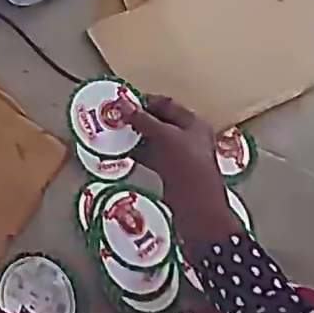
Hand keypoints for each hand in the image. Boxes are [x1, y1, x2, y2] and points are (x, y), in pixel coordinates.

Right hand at [127, 95, 239, 243]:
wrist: (198, 211)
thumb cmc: (186, 167)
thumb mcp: (163, 137)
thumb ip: (142, 119)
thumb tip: (121, 103)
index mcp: (193, 123)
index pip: (166, 104)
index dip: (145, 101)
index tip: (123, 102)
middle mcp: (189, 137)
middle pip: (160, 122)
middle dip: (138, 120)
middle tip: (116, 118)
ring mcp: (180, 157)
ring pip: (154, 141)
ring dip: (136, 137)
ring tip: (115, 133)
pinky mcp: (172, 173)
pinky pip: (152, 157)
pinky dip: (139, 153)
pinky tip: (122, 152)